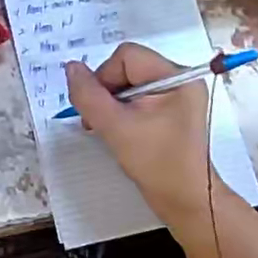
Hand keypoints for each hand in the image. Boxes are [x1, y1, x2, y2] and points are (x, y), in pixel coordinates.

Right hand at [64, 43, 220, 230]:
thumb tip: (72, 67)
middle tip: (97, 121)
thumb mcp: (114, 127)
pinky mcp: (171, 111)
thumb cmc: (155, 163)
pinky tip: (118, 130)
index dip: (104, 77)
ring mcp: (176, 96)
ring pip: (129, 83)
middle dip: (106, 91)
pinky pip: (137, 97)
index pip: (127, 56)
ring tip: (107, 128)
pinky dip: (122, 111)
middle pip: (127, 67)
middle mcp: (180, 80)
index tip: (99, 109)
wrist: (185, 201)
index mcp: (176, 77)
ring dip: (111, 103)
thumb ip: (88, 94)